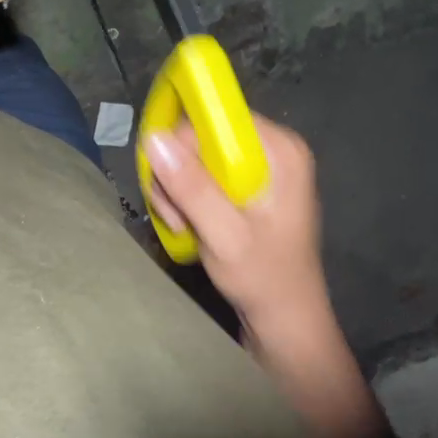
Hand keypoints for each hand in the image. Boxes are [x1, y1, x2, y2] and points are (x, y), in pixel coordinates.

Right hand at [145, 115, 328, 329]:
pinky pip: (197, 172)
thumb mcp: (225, 236)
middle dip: (175, 175)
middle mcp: (269, 148)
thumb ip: (192, 188)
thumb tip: (153, 138)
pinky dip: (183, 198)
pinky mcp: (243, 182)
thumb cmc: (263, 278)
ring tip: (184, 226)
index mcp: (278, 150)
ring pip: (190, 156)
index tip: (170, 187)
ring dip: (175, 192)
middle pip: (197, 136)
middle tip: (178, 216)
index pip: (212, 119)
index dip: (181, 146)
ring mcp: (256, 165)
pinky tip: (188, 225)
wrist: (283, 318)